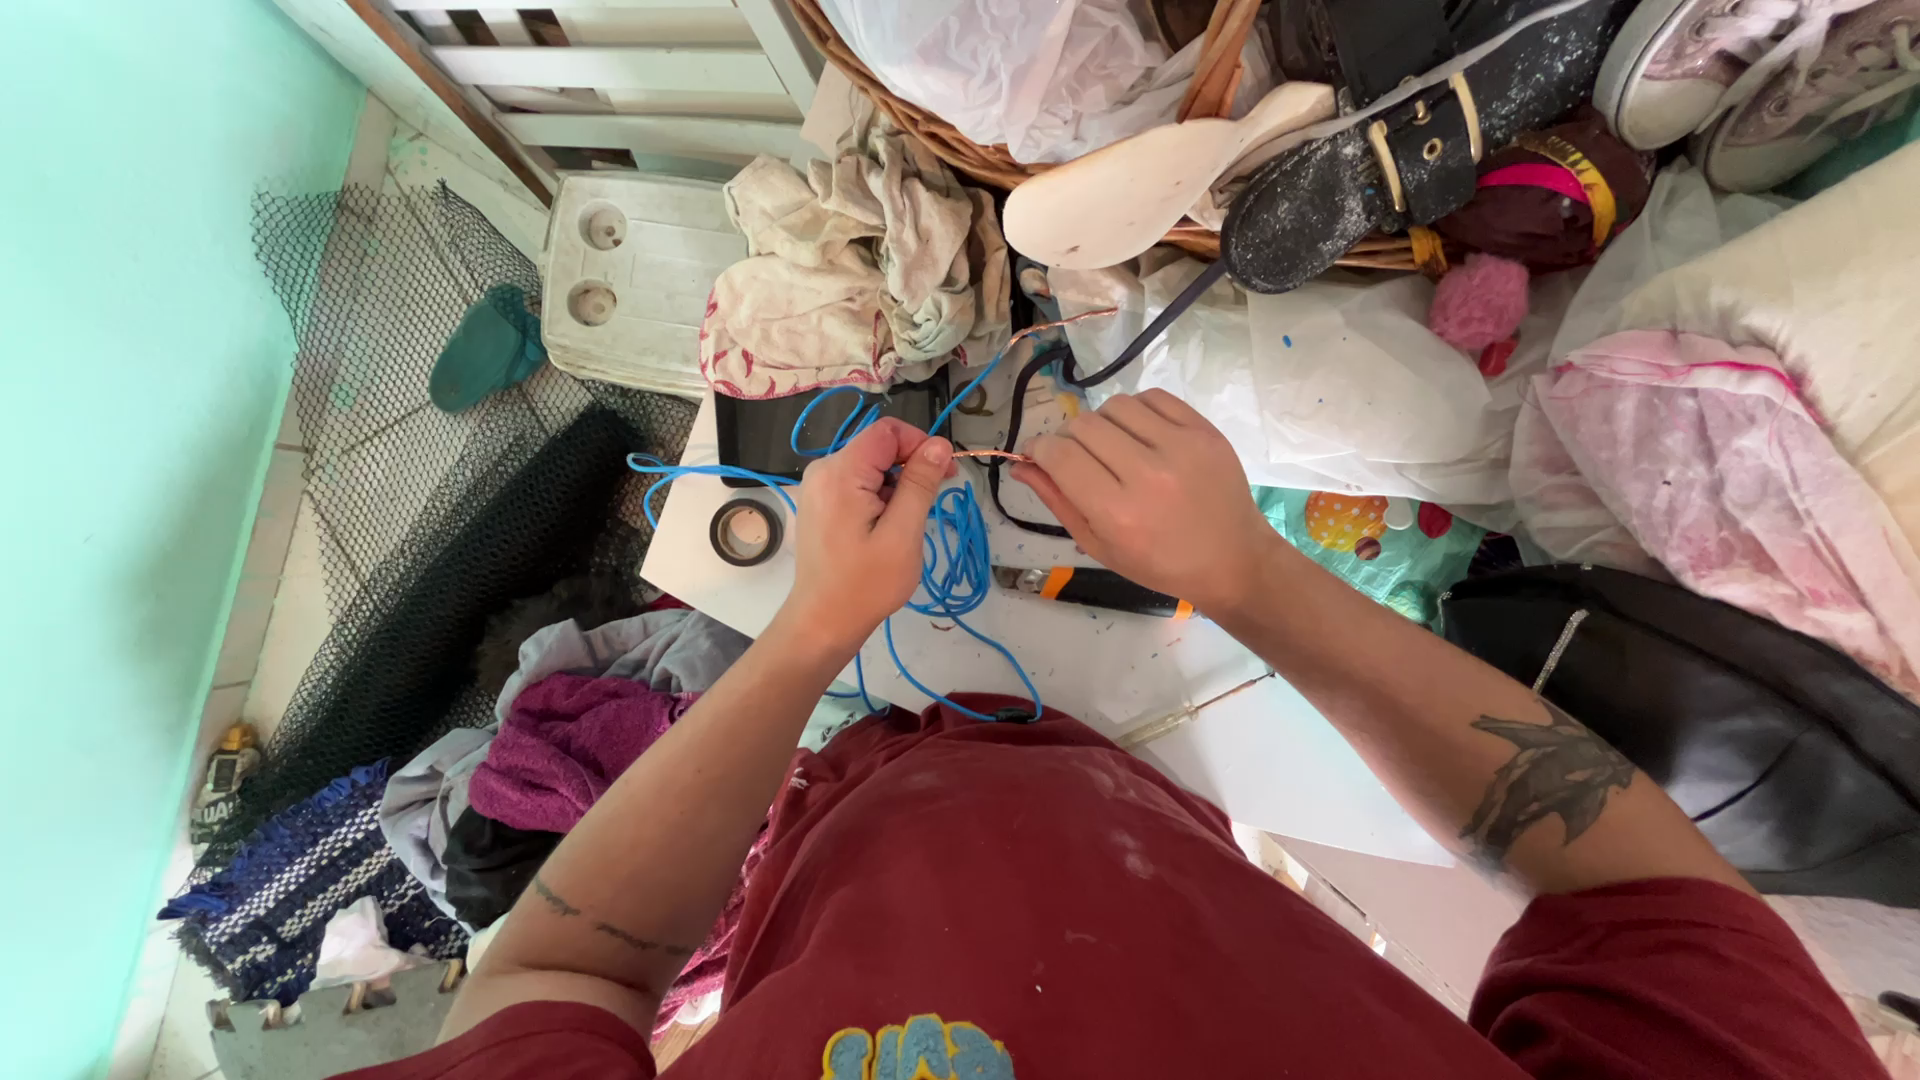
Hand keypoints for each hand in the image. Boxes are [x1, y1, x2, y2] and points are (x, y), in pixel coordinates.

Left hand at [777, 418, 953, 653]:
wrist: (824, 621)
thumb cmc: (866, 583)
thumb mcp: (903, 534)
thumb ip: (920, 484)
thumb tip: (940, 445)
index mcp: (841, 472)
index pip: (887, 431)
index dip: (920, 443)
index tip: (944, 474)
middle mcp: (823, 470)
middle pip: (878, 446)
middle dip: (910, 465)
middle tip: (933, 500)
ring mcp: (818, 487)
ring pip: (870, 465)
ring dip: (897, 484)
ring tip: (906, 523)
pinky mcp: (821, 503)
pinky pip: (857, 482)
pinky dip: (880, 495)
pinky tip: (887, 526)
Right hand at [1010, 390, 1282, 616]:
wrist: (1231, 559)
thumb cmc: (1158, 563)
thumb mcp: (1098, 545)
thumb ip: (1057, 501)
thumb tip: (1021, 465)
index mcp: (1117, 512)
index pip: (1059, 455)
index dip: (1038, 449)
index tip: (1037, 454)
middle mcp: (1147, 474)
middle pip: (1083, 426)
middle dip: (1068, 438)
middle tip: (1078, 458)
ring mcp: (1180, 447)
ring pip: (1115, 406)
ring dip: (1103, 423)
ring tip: (1113, 447)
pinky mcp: (1204, 431)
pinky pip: (1152, 398)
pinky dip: (1136, 412)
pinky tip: (1140, 435)